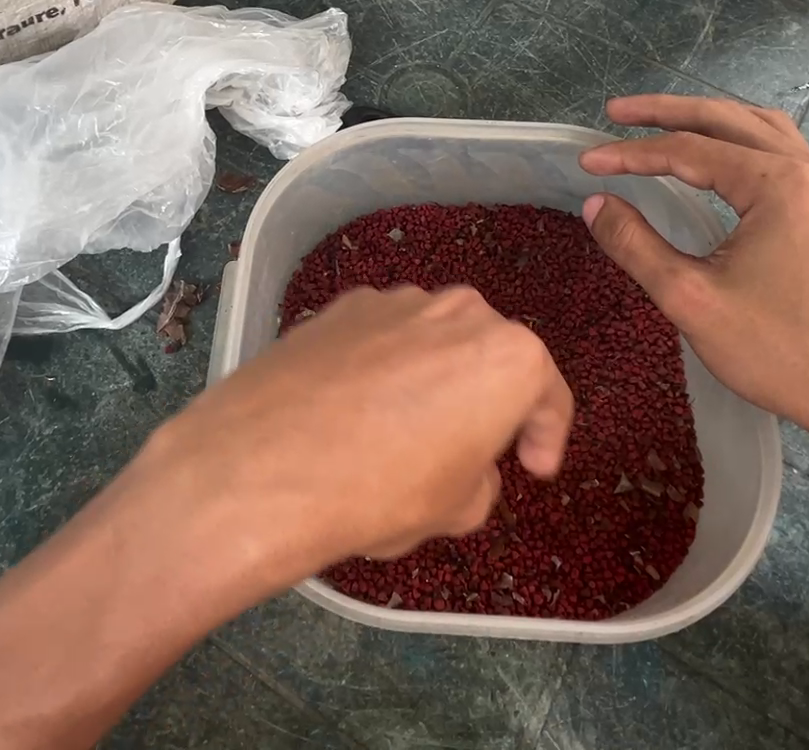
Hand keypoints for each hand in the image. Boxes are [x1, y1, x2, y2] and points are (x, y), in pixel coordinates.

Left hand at [134, 285, 572, 576]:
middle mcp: (458, 310)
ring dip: (430, 378)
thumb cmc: (379, 490)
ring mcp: (393, 300)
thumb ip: (482, 479)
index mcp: (510, 355)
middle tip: (466, 449)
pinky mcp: (338, 304)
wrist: (259, 464)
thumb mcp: (455, 509)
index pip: (548, 394)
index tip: (533, 466)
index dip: (546, 436)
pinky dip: (381, 366)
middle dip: (484, 400)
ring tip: (398, 431)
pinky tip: (352, 408)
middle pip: (488, 357)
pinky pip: (380, 337)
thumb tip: (467, 464)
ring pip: (431, 341)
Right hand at [578, 95, 808, 450]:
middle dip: (665, 112)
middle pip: (725, 119)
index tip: (586, 161)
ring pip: (757, 128)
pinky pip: (779, 150)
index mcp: (776, 184)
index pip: (686, 151)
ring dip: (706, 118)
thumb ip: (636, 245)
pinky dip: (738, 138)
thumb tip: (596, 204)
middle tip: (615, 111)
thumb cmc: (782, 352)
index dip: (629, 154)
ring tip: (660, 121)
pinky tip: (717, 153)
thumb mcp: (691, 300)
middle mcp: (808, 170)